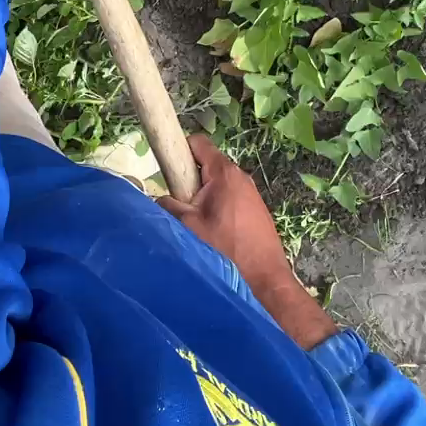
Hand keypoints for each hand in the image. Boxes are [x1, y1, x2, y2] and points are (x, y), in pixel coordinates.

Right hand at [158, 135, 338, 348]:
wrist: (265, 283)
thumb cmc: (225, 250)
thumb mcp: (187, 226)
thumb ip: (167, 205)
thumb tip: (160, 199)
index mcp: (224, 173)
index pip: (197, 142)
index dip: (178, 150)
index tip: (167, 171)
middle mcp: (240, 176)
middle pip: (206, 165)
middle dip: (190, 181)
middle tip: (182, 206)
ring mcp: (251, 193)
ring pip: (217, 185)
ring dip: (203, 199)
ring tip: (198, 225)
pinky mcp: (256, 210)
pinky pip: (229, 199)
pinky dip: (218, 210)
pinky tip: (216, 235)